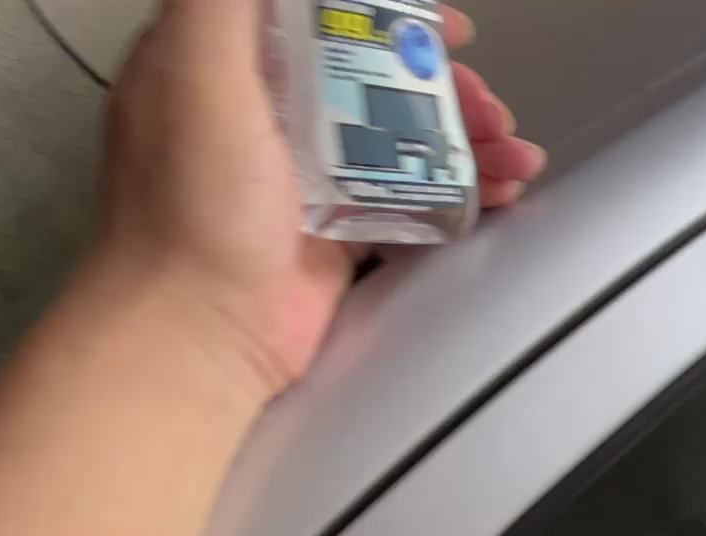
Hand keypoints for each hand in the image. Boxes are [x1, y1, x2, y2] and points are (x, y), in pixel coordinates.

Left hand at [89, 0, 544, 397]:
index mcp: (230, 67)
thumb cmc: (192, 217)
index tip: (445, 26)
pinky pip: (410, 200)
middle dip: (445, 92)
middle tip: (490, 110)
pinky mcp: (342, 233)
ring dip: (465, 145)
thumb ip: (226, 9)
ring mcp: (311, 179)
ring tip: (513, 158)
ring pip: (402, 142)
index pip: (319, 15)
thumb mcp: (200, 84)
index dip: (386, 14)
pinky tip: (494, 197)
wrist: (206, 333)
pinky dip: (457, 195)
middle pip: (376, 83)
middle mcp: (270, 118)